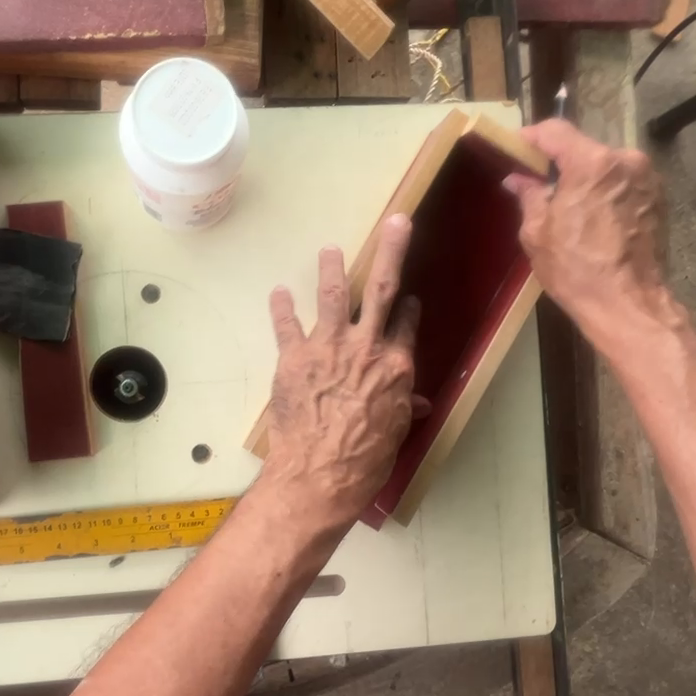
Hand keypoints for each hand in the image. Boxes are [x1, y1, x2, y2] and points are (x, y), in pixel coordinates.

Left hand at [258, 215, 423, 537]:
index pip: (405, 323)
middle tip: (397, 222)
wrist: (321, 473)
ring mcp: (328, 347)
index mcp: (396, 365)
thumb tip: (417, 401)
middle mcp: (366, 346)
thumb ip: (404, 407)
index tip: (409, 299)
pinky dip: (281, 306)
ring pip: (332, 295)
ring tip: (329, 249)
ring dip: (331, 268)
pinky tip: (278, 291)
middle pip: (382, 289)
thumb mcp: (395, 433)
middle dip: (391, 252)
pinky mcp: (294, 357)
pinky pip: (286, 324)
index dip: (408, 309)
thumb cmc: (365, 460)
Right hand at [504, 120, 677, 355]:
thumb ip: (529, 195)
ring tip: (567, 207)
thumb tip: (518, 178)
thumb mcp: (537, 232)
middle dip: (559, 163)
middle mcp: (626, 161)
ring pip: (605, 167)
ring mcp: (648, 178)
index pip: (556, 131)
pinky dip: (605, 192)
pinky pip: (623, 184)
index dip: (531, 137)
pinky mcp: (659, 198)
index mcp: (593, 164)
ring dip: (584, 179)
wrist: (627, 302)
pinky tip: (592, 219)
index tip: (516, 148)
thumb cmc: (576, 269)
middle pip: (583, 149)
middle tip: (537, 184)